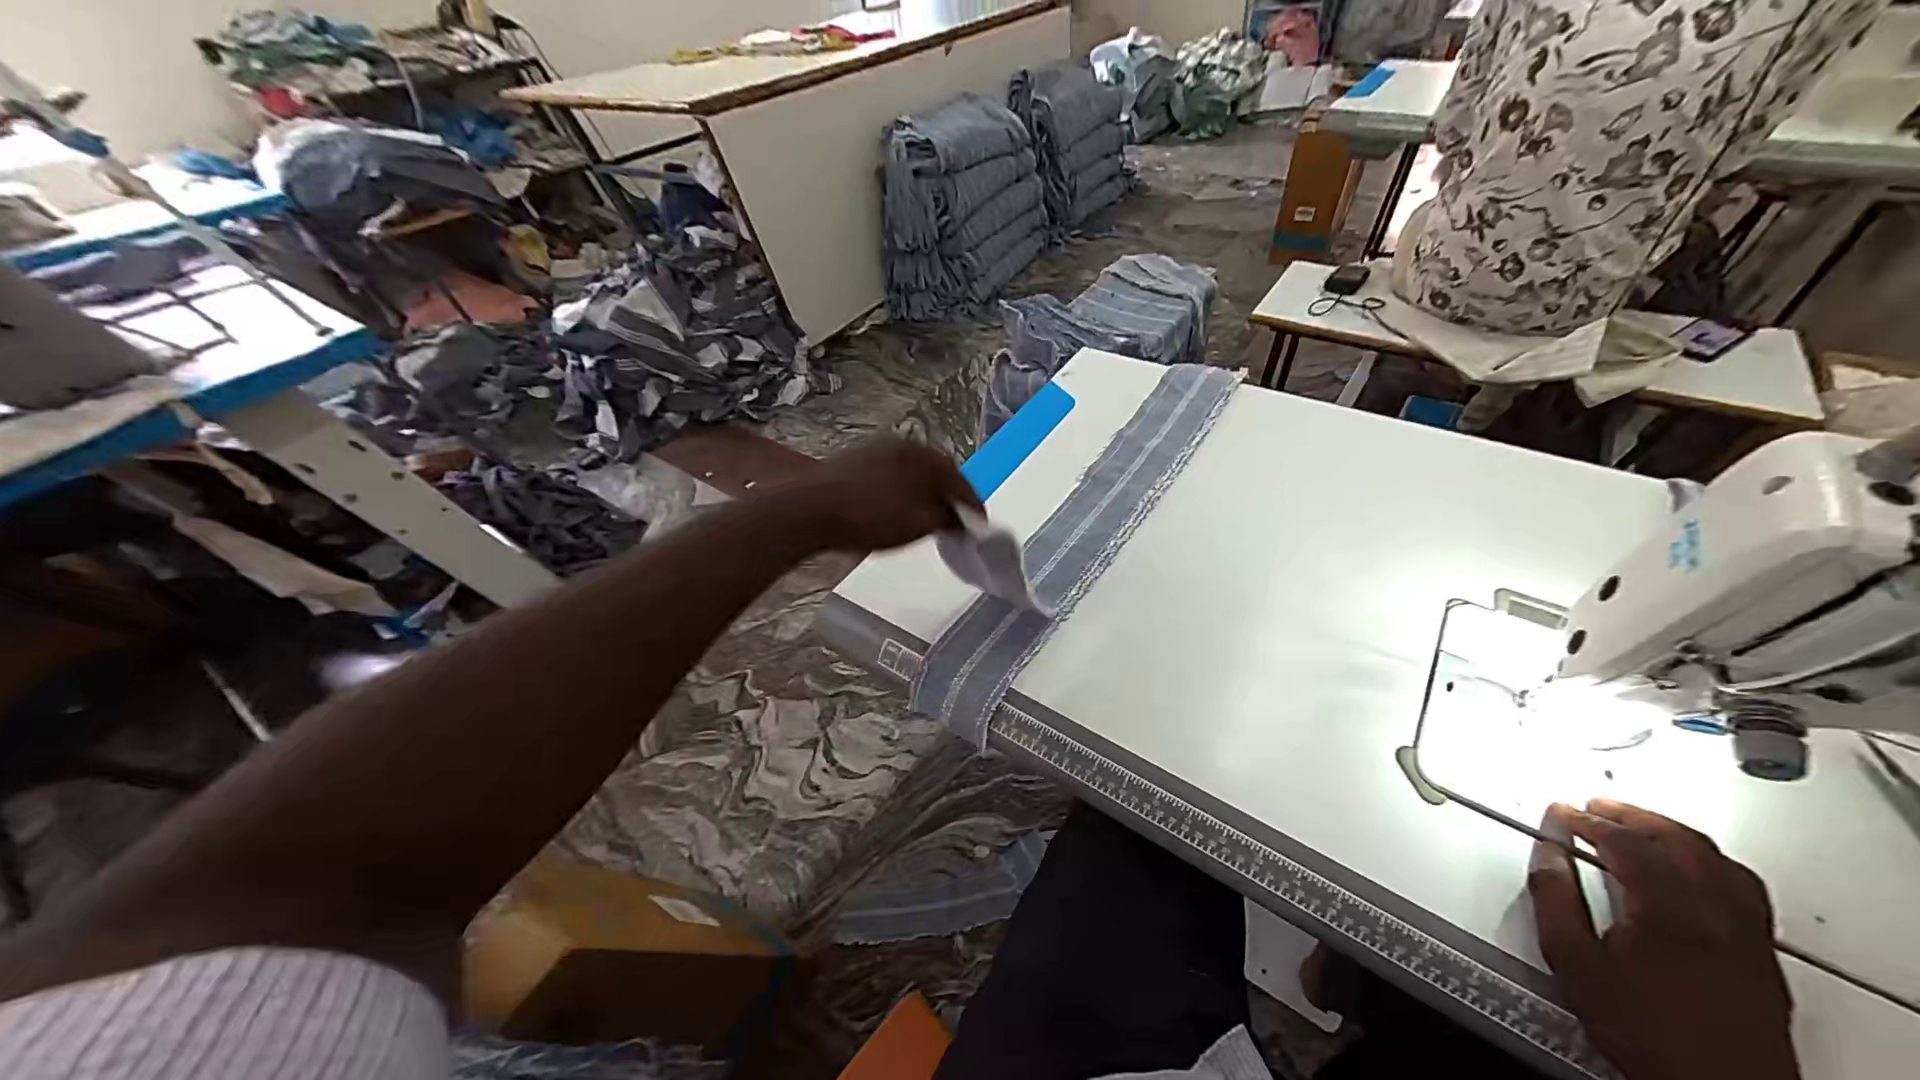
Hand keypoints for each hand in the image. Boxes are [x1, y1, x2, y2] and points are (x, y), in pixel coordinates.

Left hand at [776, 439, 978, 551]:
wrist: (809, 509)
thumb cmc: (869, 517)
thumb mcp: (919, 525)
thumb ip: (948, 521)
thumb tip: (962, 521)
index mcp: (926, 457)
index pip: (962, 483)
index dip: (973, 507)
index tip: (979, 525)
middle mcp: (905, 446)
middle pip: (937, 473)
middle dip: (947, 497)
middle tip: (954, 522)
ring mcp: (877, 449)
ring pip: (912, 473)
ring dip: (922, 493)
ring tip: (924, 518)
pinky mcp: (855, 459)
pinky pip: (890, 475)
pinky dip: (900, 491)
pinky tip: (894, 509)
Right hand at [1530, 800, 1797, 1079]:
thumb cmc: (1647, 1033)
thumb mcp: (1575, 962)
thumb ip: (1555, 900)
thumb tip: (1548, 856)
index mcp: (1669, 911)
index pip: (1627, 844)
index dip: (1588, 821)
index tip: (1562, 812)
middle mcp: (1717, 915)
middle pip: (1679, 842)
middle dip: (1631, 816)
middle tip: (1596, 807)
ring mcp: (1747, 935)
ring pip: (1717, 861)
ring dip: (1672, 833)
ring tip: (1639, 824)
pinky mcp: (1762, 955)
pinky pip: (1743, 887)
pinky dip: (1708, 861)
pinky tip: (1691, 866)